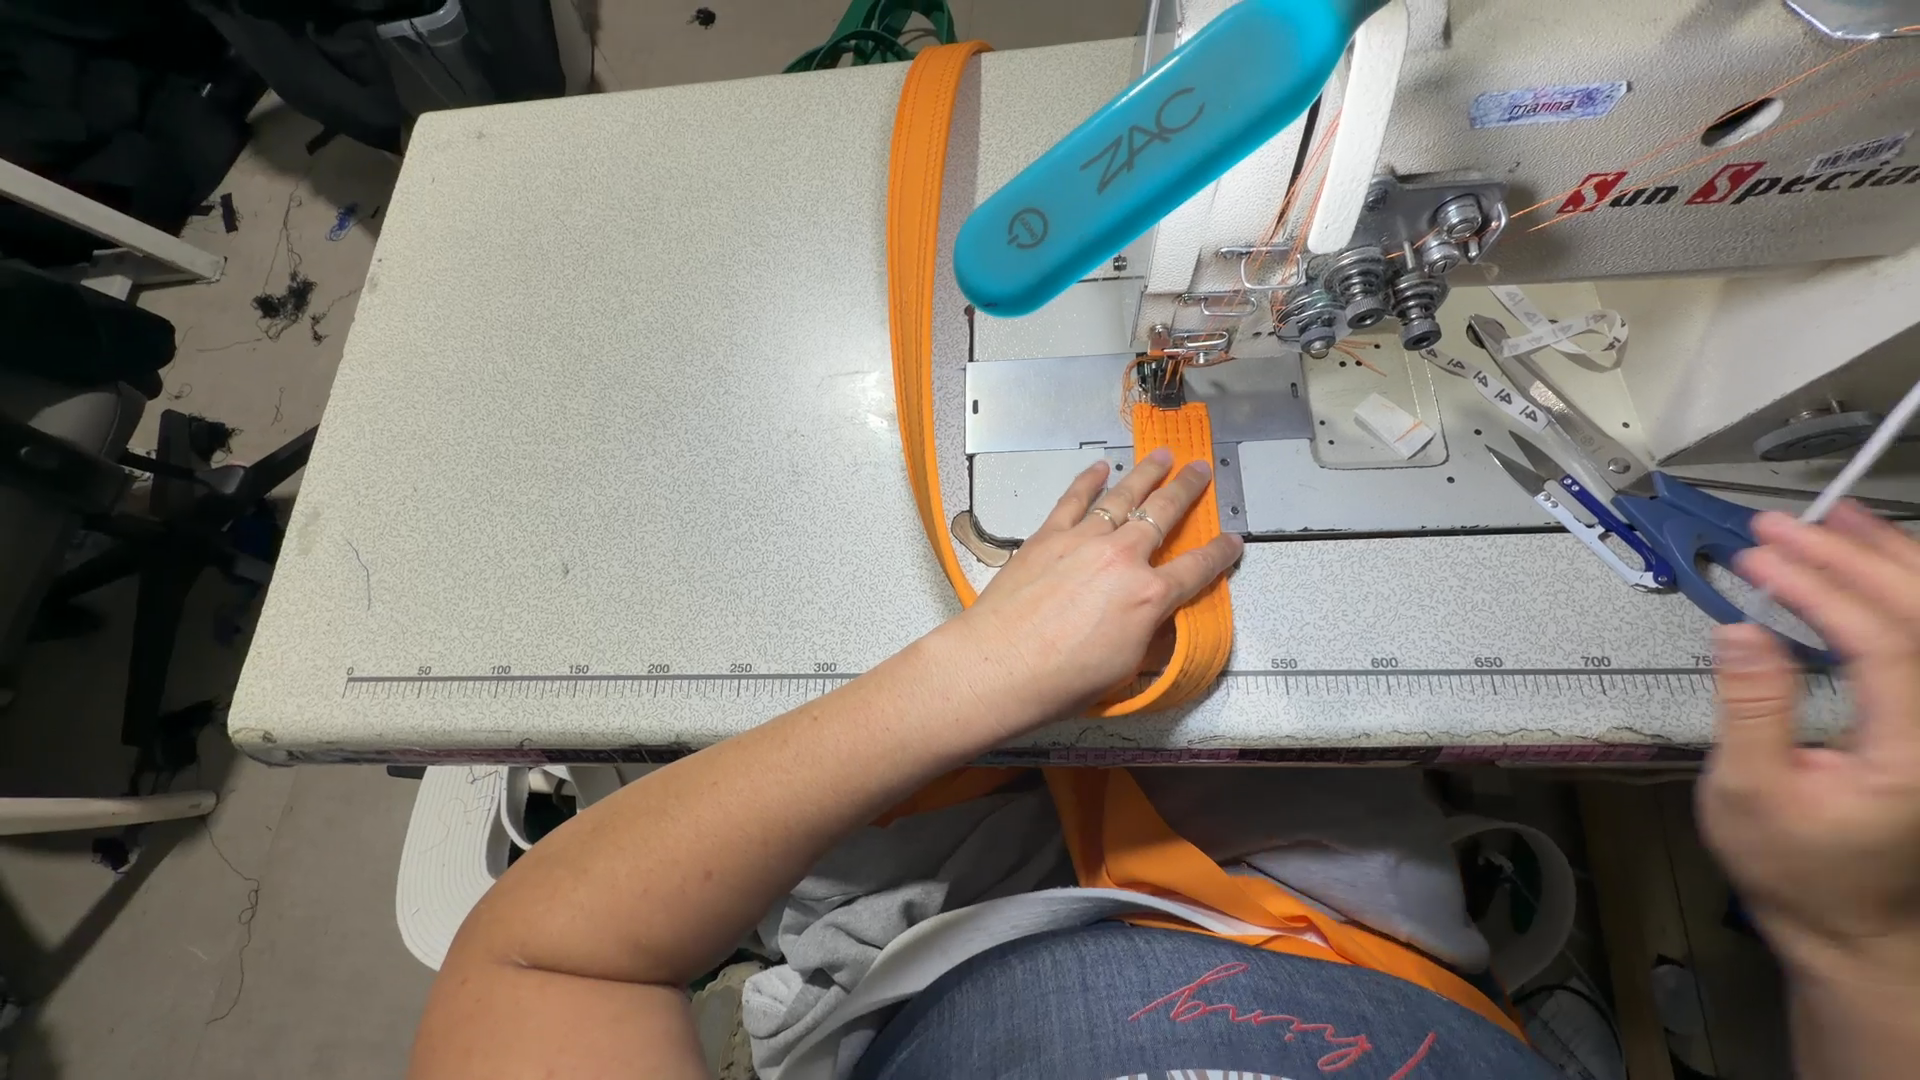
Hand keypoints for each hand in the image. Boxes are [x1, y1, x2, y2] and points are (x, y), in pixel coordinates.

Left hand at [938, 449, 1242, 731]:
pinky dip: (1088, 480)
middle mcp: (1122, 558)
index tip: (1232, 540)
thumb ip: (1147, 633)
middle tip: (1199, 469)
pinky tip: (1100, 467)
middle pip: (1163, 514)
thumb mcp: (1126, 668)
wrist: (1000, 666)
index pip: (1198, 568)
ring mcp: (1083, 540)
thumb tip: (1153, 616)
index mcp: (1149, 596)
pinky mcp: (1048, 536)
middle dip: (1186, 489)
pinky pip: (1074, 499)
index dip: (1220, 553)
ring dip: (1146, 473)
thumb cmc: (1061, 680)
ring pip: (1123, 496)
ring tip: (1162, 456)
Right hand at [1699, 501, 1919, 978]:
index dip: (1822, 591)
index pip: (1885, 645)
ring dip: (1892, 564)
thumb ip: (1753, 707)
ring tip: (1835, 520)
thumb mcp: (1750, 789)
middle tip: (1786, 526)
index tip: (1760, 558)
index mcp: (1919, 751)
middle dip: (1855, 561)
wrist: (1846, 914)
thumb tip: (1741, 632)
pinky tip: (1877, 564)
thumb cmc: (1789, 860)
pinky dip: (1903, 596)